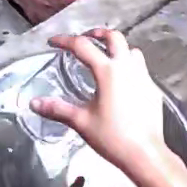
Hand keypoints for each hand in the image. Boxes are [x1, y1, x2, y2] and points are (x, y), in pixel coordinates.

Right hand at [32, 29, 167, 178]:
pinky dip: (128, 65)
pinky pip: (140, 67)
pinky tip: (121, 81)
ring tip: (105, 57)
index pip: (83, 46)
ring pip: (131, 50)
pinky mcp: (153, 88)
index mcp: (107, 71)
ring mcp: (143, 75)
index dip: (65, 41)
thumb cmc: (112, 136)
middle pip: (114, 37)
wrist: (145, 153)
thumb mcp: (81, 121)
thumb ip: (57, 109)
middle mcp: (127, 66)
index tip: (53, 42)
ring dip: (117, 48)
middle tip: (85, 38)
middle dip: (97, 33)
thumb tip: (34, 103)